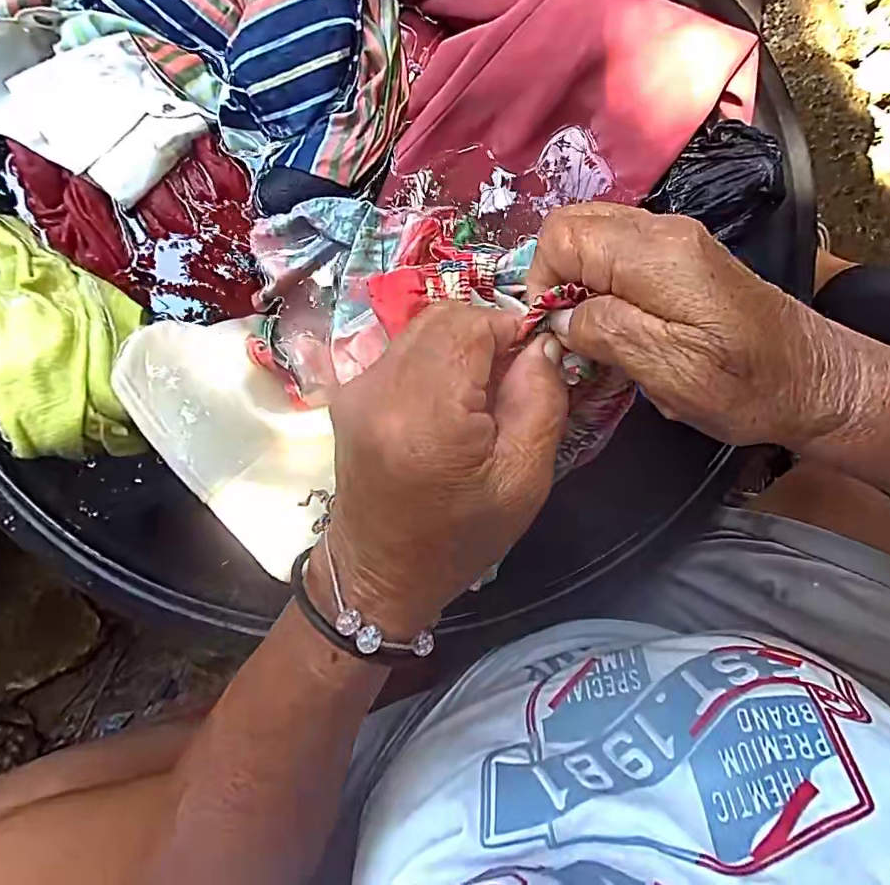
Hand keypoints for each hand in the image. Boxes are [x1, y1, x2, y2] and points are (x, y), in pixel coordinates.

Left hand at [318, 302, 568, 637]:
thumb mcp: (525, 477)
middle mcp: (380, 389)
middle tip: (512, 372)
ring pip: (424, 327)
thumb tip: (541, 343)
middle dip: (488, 331)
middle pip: (444, 316)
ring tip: (483, 387)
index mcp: (425, 416)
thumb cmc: (461, 535)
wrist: (381, 573)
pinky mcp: (348, 392)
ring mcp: (356, 387)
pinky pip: (405, 348)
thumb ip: (541, 398)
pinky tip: (451, 396)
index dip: (511, 327)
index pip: (471, 325)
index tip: (533, 359)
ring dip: (463, 342)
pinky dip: (438, 356)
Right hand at [525, 204, 854, 448]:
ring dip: (582, 283)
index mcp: (658, 254)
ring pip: (596, 238)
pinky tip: (625, 324)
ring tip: (599, 332)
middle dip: (558, 278)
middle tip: (574, 332)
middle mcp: (665, 230)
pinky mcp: (684, 256)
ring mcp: (677, 239)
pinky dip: (606, 284)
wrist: (815, 379)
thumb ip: (608, 333)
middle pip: (575, 226)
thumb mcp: (672, 372)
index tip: (556, 330)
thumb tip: (562, 316)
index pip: (563, 235)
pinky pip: (622, 254)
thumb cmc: (748, 385)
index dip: (542, 281)